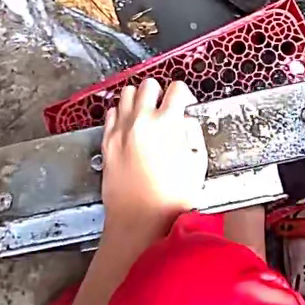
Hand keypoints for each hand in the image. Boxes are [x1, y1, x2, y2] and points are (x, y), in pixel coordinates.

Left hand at [100, 79, 206, 242]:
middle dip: (159, 92)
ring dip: (138, 99)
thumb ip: (194, 134)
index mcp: (167, 123)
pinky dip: (121, 113)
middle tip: (165, 106)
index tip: (185, 103)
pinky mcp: (107, 140)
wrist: (139, 219)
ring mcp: (121, 129)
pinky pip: (111, 112)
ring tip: (146, 112)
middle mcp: (141, 120)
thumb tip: (186, 122)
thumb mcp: (197, 165)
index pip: (177, 89)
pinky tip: (130, 125)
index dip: (184, 94)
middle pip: (149, 84)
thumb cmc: (169, 199)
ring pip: (126, 93)